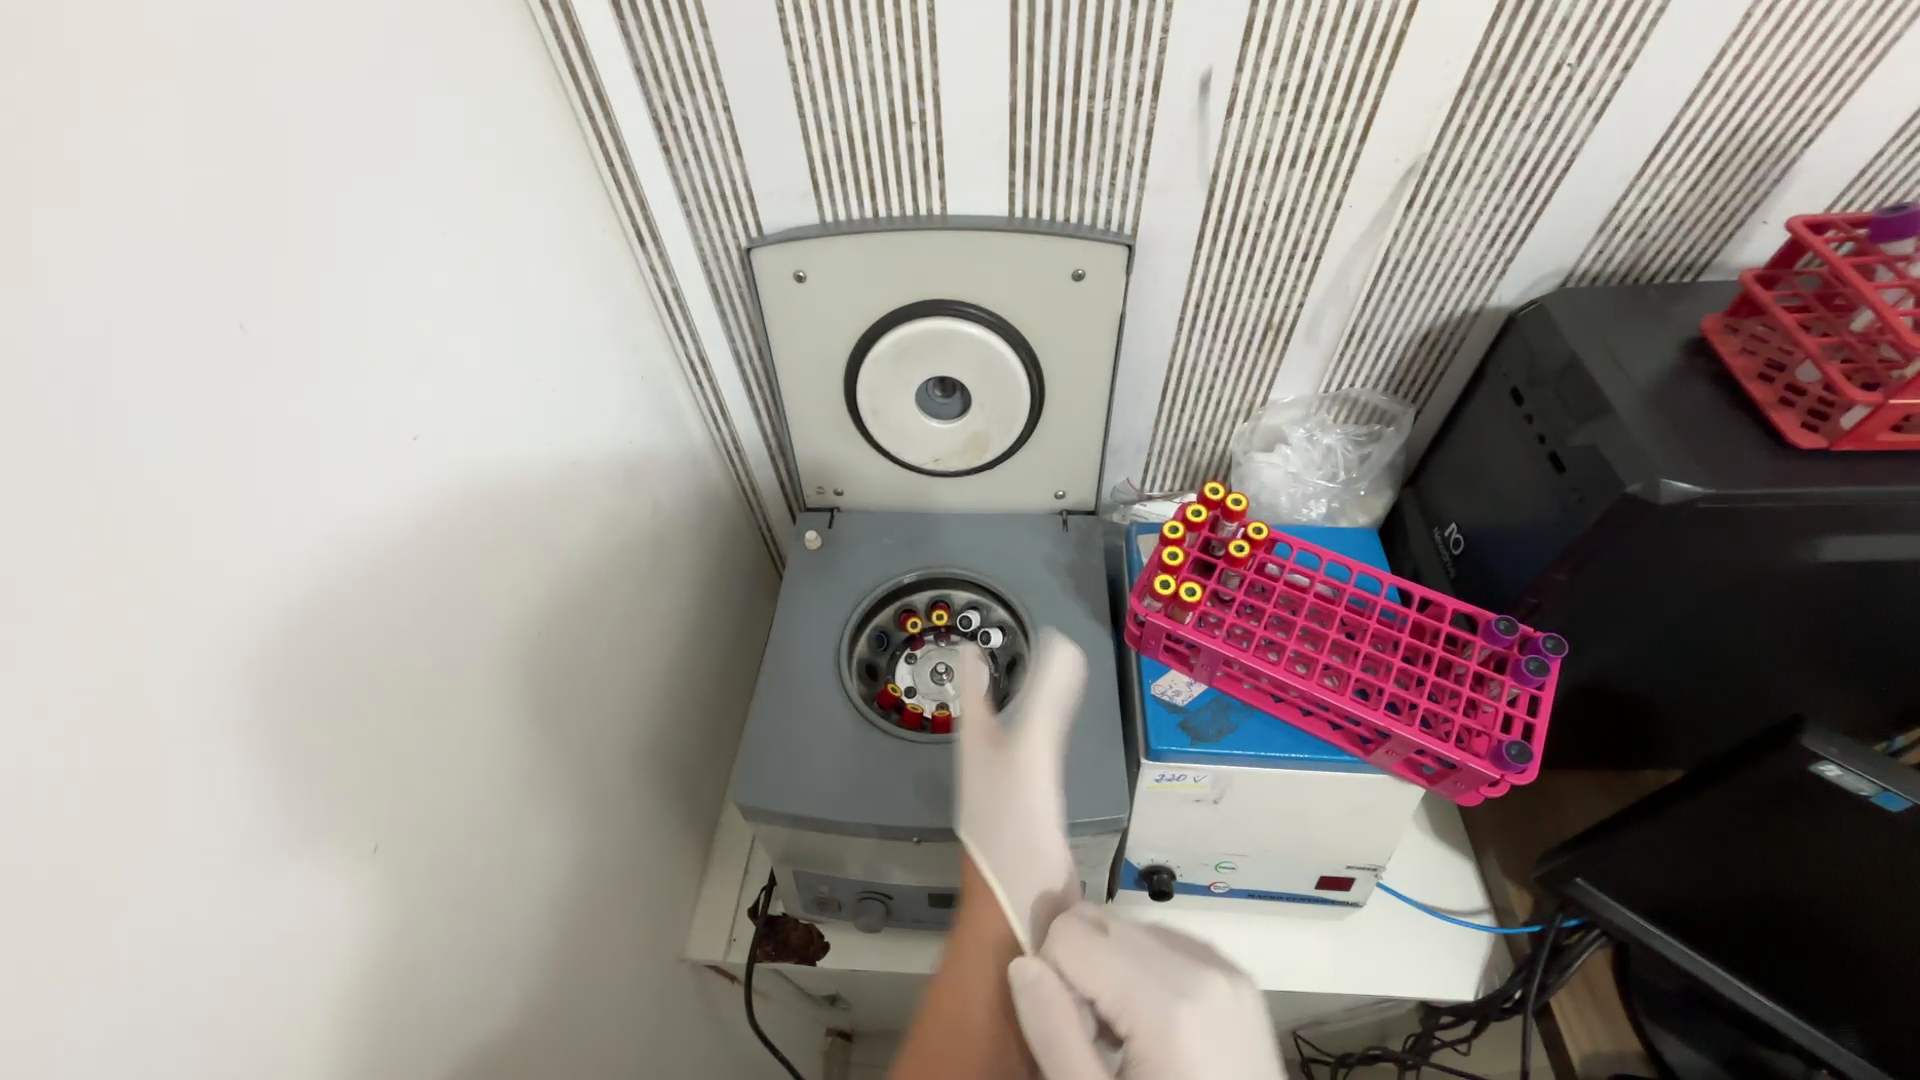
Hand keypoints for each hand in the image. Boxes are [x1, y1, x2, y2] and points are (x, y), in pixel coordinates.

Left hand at [956, 629, 1086, 953]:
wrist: (1019, 907)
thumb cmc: (1014, 826)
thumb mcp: (1032, 752)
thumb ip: (1048, 699)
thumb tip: (1064, 643)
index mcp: (977, 748)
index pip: (971, 697)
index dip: (970, 671)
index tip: (968, 645)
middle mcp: (984, 768)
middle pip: (983, 719)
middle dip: (986, 691)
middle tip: (995, 662)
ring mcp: (1002, 796)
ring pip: (1004, 745)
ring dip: (1010, 719)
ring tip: (1024, 697)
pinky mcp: (1025, 820)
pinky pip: (1028, 771)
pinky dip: (1035, 750)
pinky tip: (1047, 756)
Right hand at [1007, 904, 1287, 1079]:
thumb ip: (1053, 1032)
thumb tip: (1023, 963)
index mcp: (1166, 998)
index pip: (1068, 932)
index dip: (1054, 983)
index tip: (1078, 1038)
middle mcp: (1202, 964)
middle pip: (1101, 920)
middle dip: (1081, 970)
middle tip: (1099, 1041)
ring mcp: (1227, 968)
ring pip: (1131, 927)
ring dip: (1112, 970)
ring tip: (1128, 1040)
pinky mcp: (1239, 977)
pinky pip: (1168, 943)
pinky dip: (1146, 972)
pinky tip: (1157, 1030)